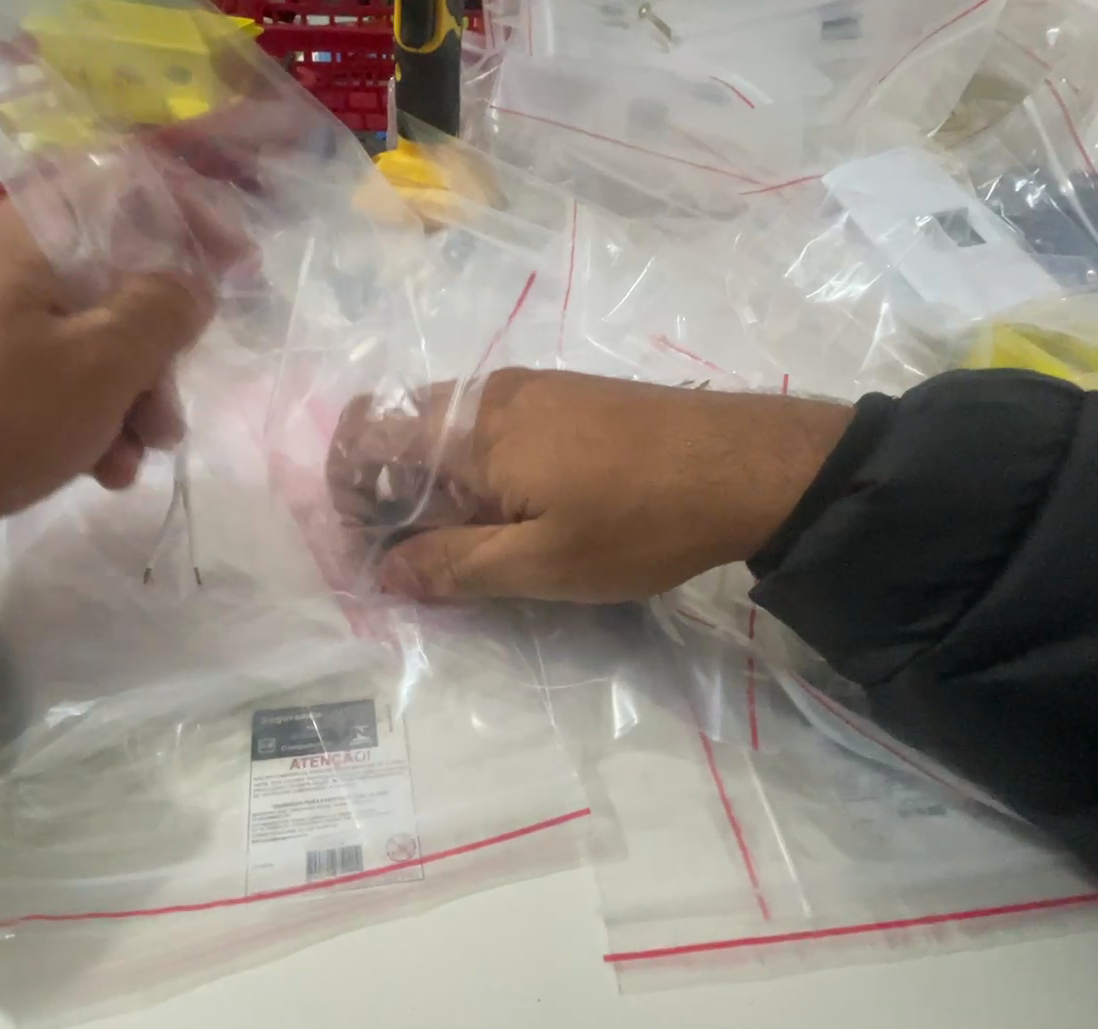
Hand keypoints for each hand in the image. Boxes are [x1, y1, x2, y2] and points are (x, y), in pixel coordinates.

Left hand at [0, 196, 223, 557]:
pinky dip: (101, 419)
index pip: (128, 185)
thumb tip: (196, 285)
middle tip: (174, 406)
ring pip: (107, 338)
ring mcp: (8, 319)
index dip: (193, 217)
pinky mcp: (1, 369)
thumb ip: (163, 311)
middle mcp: (21, 265)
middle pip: (126, 279)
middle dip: (165, 350)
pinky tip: (106, 468)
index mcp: (35, 236)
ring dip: (140, 400)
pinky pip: (74, 376)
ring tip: (141, 453)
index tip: (239, 268)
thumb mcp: (100, 365)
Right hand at [328, 370, 853, 602]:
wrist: (750, 465)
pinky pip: (491, 424)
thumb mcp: (541, 564)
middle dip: (388, 491)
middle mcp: (489, 392)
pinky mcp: (565, 394)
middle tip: (416, 553)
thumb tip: (383, 573)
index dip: (347, 491)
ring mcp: (531, 386)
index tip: (366, 546)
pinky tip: (513, 506)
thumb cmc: (640, 522)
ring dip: (435, 481)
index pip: (366, 436)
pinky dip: (476, 465)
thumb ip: (452, 566)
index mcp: (470, 428)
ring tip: (467, 538)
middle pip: (401, 427)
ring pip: (448, 427)